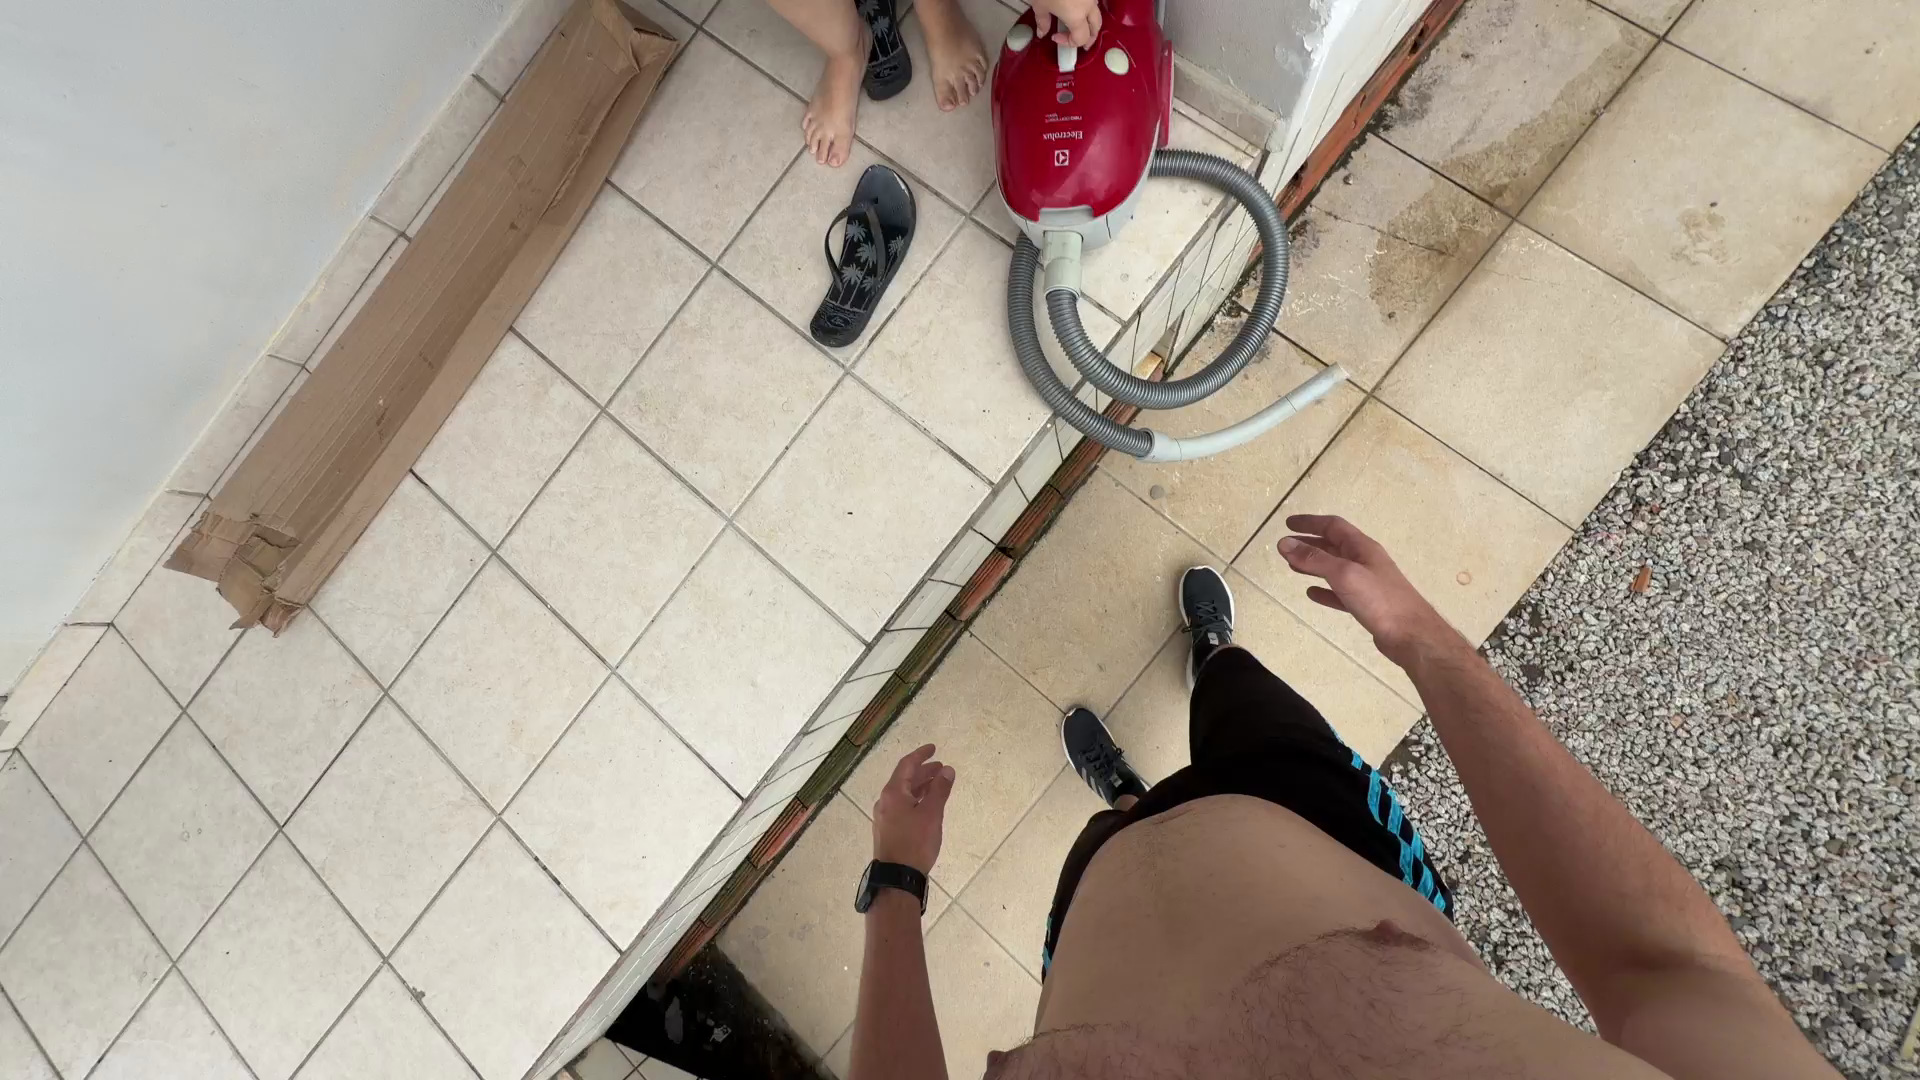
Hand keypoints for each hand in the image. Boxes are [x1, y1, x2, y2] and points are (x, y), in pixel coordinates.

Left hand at [871, 744, 955, 874]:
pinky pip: (902, 806)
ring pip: (903, 794)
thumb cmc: (915, 843)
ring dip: (920, 786)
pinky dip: (916, 799)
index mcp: (893, 793)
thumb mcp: (932, 814)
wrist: (897, 879)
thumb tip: (947, 769)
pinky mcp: (887, 830)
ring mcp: (884, 816)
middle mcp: (885, 801)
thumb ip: (940, 790)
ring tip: (938, 785)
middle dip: (923, 771)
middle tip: (941, 768)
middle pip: (904, 779)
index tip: (934, 748)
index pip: (907, 765)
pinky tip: (927, 806)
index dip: (921, 755)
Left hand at [1030, 0, 1100, 47]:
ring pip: (1097, 10)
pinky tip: (1079, 4)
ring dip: (1091, 20)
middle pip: (1096, 26)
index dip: (1069, 43)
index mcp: (1077, 16)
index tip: (1056, 38)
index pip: (1080, 39)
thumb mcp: (1040, 4)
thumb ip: (1043, 21)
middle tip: (1083, 43)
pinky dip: (1088, 5)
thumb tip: (1042, 32)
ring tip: (1081, 23)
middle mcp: (1088, 5)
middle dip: (1090, 37)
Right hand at [1277, 514, 1461, 668]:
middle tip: (1285, 545)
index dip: (1310, 522)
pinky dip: (1324, 590)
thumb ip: (1314, 559)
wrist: (1412, 636)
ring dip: (1313, 564)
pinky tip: (1312, 593)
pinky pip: (1339, 592)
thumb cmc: (1380, 600)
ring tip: (1292, 566)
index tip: (1288, 523)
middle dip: (1308, 543)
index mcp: (1363, 548)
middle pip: (1333, 546)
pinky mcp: (1365, 604)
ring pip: (1334, 568)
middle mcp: (1365, 561)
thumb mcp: (1344, 574)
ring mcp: (1366, 584)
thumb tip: (1284, 543)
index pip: (1333, 526)